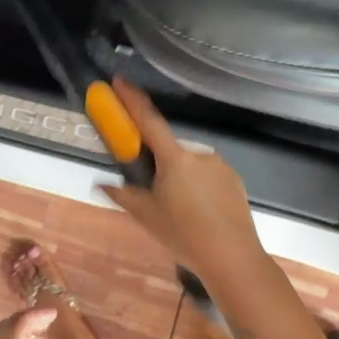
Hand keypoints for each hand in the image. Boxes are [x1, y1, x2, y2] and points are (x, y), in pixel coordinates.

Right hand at [100, 78, 260, 277]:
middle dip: (158, 162)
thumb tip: (103, 184)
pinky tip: (199, 214)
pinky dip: (199, 187)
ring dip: (180, 177)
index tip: (120, 81)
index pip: (149, 120)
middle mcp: (198, 154)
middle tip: (152, 190)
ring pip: (190, 164)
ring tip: (179, 211)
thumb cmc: (183, 234)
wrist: (232, 257)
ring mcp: (220, 166)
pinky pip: (208, 176)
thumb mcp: (146, 216)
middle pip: (170, 149)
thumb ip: (123, 195)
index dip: (132, 99)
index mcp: (174, 158)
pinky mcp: (235, 180)